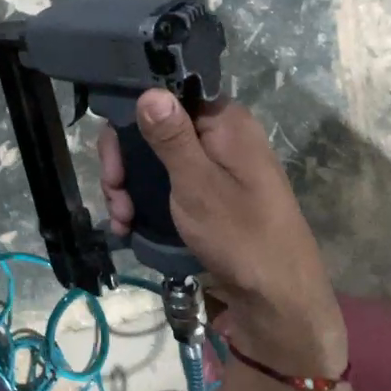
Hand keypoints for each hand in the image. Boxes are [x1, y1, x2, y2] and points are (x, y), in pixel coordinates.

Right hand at [98, 92, 347, 377]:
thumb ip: (171, 137)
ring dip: (128, 185)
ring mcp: (212, 165)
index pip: (166, 96)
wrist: (277, 300)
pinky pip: (163, 181)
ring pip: (151, 158)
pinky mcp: (206, 191)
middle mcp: (219, 136)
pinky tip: (129, 222)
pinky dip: (141, 199)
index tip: (113, 155)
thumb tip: (149, 90)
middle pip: (152, 128)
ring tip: (121, 217)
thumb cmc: (241, 237)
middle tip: (113, 192)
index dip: (131, 119)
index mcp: (224, 123)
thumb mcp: (197, 185)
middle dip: (124, 161)